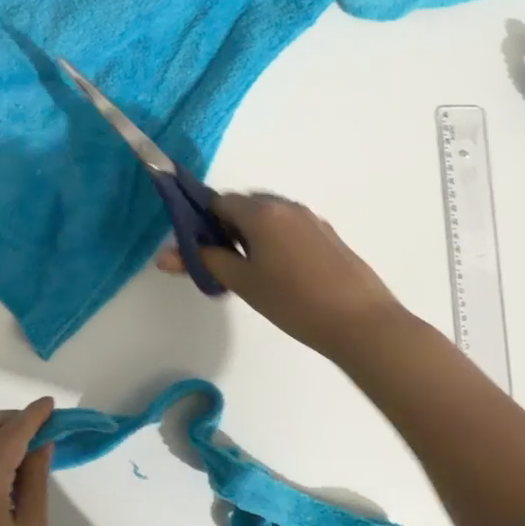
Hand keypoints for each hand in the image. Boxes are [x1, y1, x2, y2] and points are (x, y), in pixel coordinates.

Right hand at [157, 192, 416, 358]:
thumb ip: (202, 262)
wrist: (361, 323)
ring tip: (251, 272)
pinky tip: (280, 275)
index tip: (199, 250)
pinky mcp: (328, 236)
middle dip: (226, 228)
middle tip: (223, 263)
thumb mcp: (241, 282)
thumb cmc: (293, 301)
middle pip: (243, 206)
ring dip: (251, 235)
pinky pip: (289, 228)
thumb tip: (163, 256)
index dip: (201, 222)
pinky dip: (274, 241)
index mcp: (261, 212)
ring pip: (267, 217)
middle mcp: (286, 206)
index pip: (217, 202)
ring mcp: (311, 219)